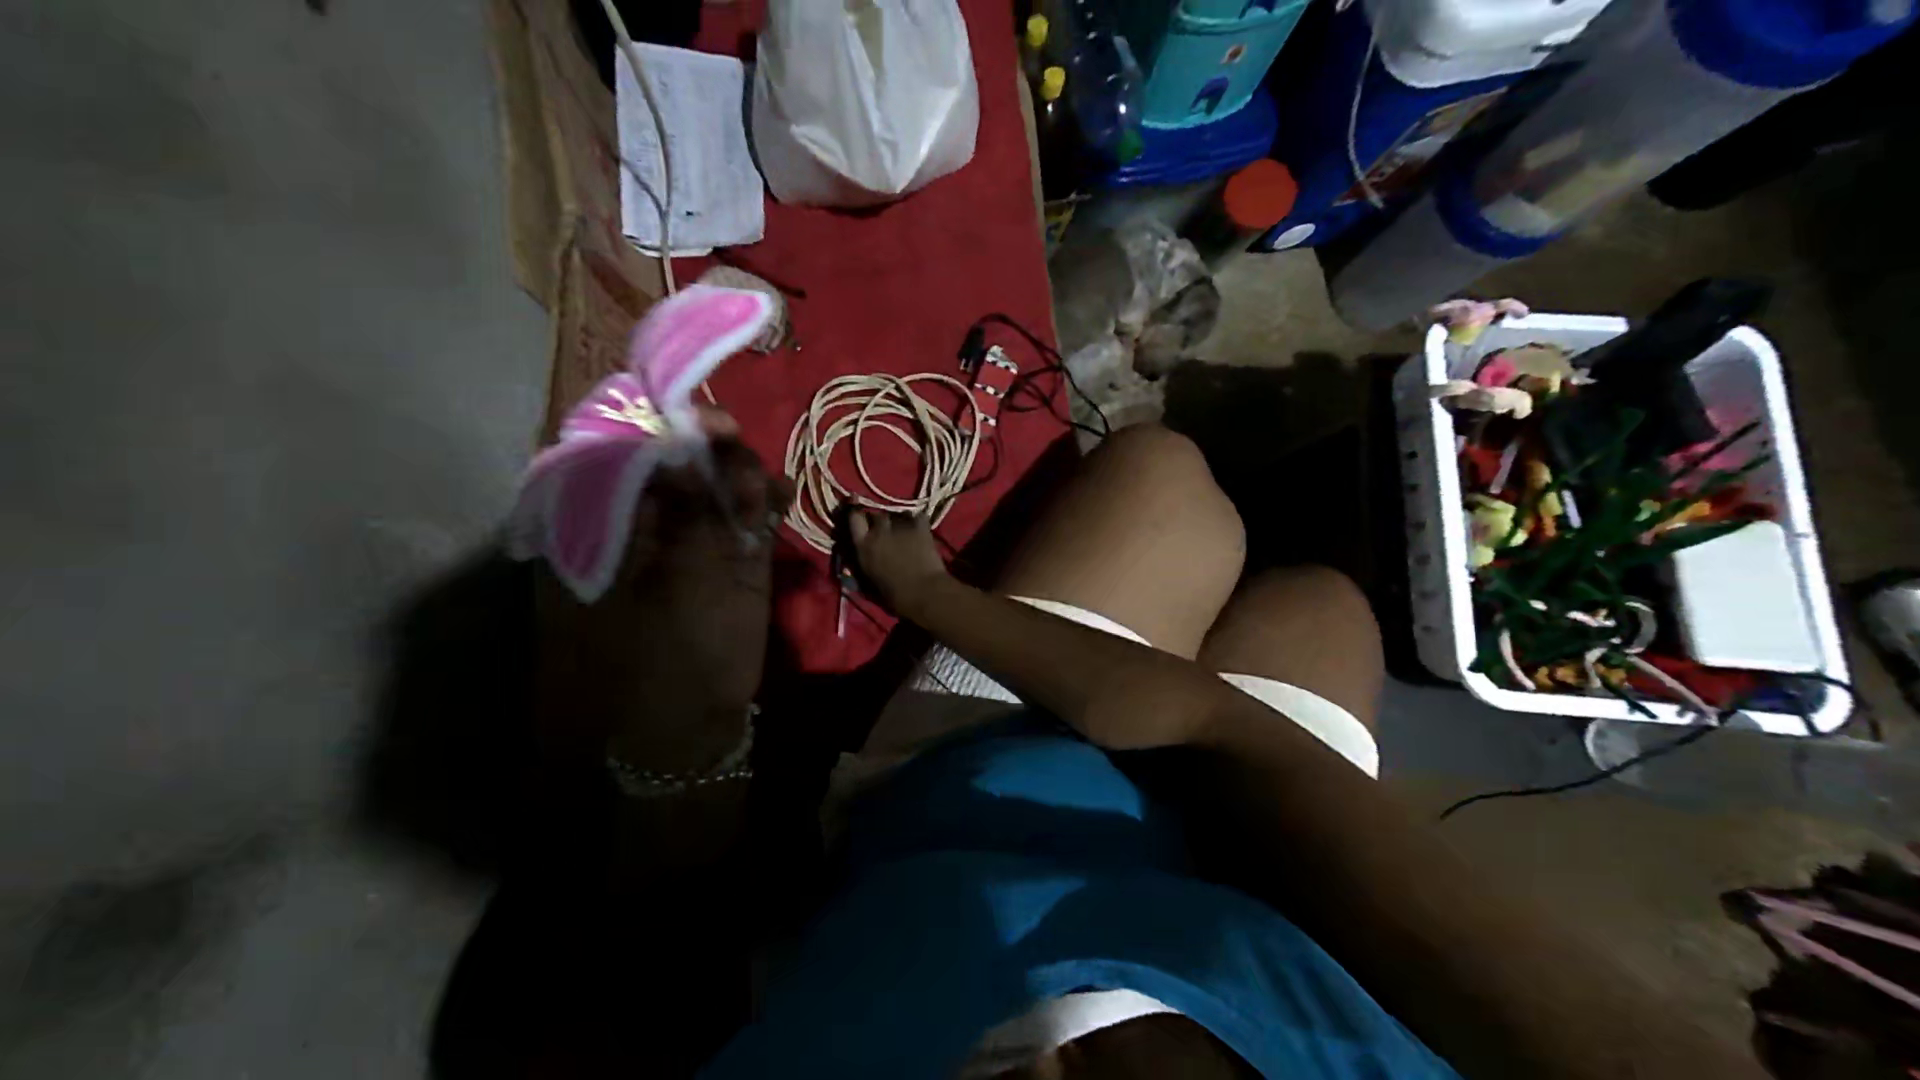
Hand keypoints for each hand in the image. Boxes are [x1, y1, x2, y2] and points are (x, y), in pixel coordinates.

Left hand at [540, 410, 786, 769]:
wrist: (697, 718)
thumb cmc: (673, 654)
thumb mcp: (682, 583)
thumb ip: (692, 515)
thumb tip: (690, 446)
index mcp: (611, 528)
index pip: (632, 456)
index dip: (665, 428)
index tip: (700, 418)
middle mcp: (651, 525)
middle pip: (682, 463)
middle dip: (712, 449)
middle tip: (736, 441)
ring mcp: (696, 541)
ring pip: (720, 484)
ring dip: (744, 474)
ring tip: (763, 488)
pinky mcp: (734, 557)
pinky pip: (749, 513)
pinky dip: (766, 499)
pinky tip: (780, 494)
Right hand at [848, 509, 949, 614]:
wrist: (925, 593)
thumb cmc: (896, 596)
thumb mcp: (870, 581)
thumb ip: (865, 563)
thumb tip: (862, 558)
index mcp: (864, 546)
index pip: (854, 518)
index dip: (857, 513)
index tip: (858, 510)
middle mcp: (879, 532)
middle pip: (877, 515)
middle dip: (880, 520)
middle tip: (886, 530)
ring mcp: (900, 527)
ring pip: (897, 514)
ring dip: (899, 520)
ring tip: (904, 529)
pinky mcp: (920, 527)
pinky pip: (917, 516)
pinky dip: (917, 521)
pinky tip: (919, 528)